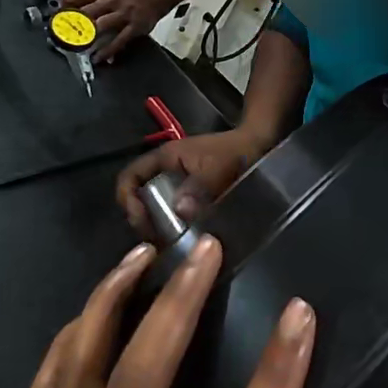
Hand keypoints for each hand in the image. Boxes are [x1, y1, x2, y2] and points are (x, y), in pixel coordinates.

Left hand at [61, 0, 179, 61]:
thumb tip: (63, 1)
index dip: (64, 6)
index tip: (55, 17)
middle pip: (87, 12)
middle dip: (73, 24)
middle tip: (62, 36)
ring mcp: (123, 14)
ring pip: (102, 26)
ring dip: (88, 38)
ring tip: (77, 48)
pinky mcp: (134, 27)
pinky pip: (118, 41)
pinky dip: (107, 51)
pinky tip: (98, 58)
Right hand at [116, 129, 273, 233]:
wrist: (260, 144)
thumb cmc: (235, 152)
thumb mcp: (217, 169)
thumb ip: (198, 187)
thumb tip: (179, 210)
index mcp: (164, 158)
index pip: (129, 177)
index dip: (128, 200)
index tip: (142, 223)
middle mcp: (165, 168)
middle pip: (139, 195)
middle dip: (143, 218)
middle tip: (157, 241)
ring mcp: (177, 179)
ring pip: (155, 204)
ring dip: (159, 223)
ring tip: (170, 243)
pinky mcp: (190, 190)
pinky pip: (172, 207)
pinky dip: (173, 222)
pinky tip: (184, 236)